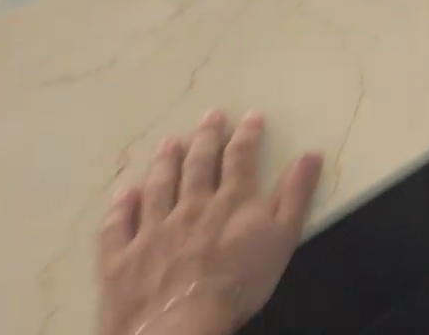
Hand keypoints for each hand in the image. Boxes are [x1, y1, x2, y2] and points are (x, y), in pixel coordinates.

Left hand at [97, 110, 324, 334]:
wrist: (182, 326)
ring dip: (165, 162)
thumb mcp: (284, 235)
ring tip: (169, 142)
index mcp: (233, 200)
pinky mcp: (121, 259)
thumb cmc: (241, 280)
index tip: (251, 115)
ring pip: (158, 187)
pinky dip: (120, 207)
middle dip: (206, 137)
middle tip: (209, 115)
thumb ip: (296, 193)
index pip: (241, 156)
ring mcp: (152, 231)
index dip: (247, 133)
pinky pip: (117, 226)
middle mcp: (192, 206)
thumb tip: (311, 153)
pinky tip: (123, 192)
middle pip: (198, 165)